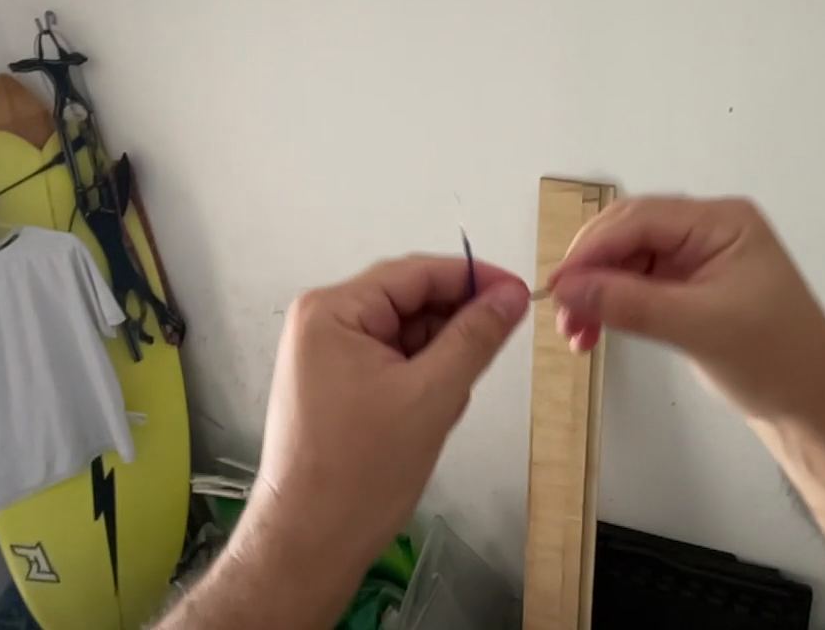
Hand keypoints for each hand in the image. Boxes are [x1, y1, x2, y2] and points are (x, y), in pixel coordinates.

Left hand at [242, 255, 530, 596]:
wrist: (306, 550)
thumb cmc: (364, 470)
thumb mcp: (432, 396)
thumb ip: (475, 337)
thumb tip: (512, 295)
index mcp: (333, 309)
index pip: (415, 273)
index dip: (471, 278)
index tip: (519, 292)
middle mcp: (324, 320)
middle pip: (408, 300)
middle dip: (454, 325)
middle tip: (497, 346)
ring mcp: (326, 352)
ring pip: (404, 332)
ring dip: (439, 357)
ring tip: (451, 399)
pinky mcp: (334, 381)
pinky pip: (391, 358)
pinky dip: (421, 376)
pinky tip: (433, 409)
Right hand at [548, 197, 824, 423]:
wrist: (818, 413)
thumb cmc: (774, 362)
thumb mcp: (699, 328)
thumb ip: (628, 303)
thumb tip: (564, 288)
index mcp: (722, 221)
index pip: (641, 219)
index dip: (593, 248)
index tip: (556, 285)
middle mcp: (706, 229)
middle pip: (630, 234)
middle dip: (591, 270)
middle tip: (559, 310)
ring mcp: (697, 258)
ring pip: (627, 260)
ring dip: (596, 291)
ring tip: (572, 333)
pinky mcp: (688, 287)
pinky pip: (637, 285)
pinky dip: (612, 306)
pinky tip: (592, 332)